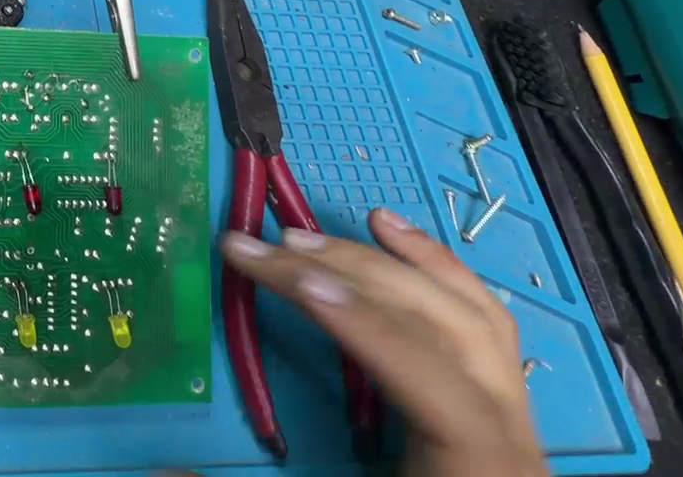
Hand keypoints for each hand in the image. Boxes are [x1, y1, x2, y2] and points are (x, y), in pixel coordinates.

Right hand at [220, 208, 545, 476]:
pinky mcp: (500, 394)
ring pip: (460, 307)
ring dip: (382, 258)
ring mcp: (512, 406)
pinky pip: (479, 312)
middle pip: (434, 322)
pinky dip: (432, 261)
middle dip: (348, 273)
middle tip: (270, 246)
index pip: (422, 372)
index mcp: (478, 463)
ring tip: (310, 232)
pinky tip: (390, 229)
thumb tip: (169, 465)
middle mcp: (509, 426)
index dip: (356, 318)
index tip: (286, 274)